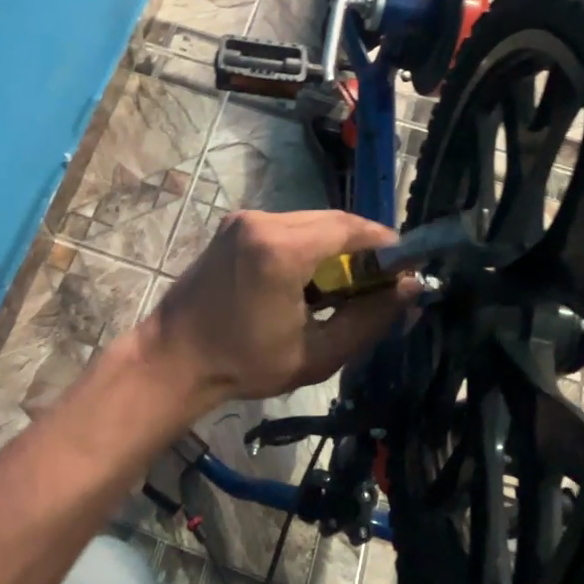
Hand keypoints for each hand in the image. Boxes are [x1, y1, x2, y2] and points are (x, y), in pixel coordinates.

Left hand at [141, 209, 418, 405]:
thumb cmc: (244, 364)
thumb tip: (410, 290)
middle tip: (383, 279)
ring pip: (308, 221)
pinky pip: (285, 226)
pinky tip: (313, 279)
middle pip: (329, 220)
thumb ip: (368, 319)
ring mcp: (244, 220)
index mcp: (281, 249)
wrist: (174, 358)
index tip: (407, 265)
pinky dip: (308, 245)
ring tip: (349, 284)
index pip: (348, 228)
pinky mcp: (234, 226)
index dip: (384, 242)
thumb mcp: (316, 354)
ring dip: (334, 245)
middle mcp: (262, 221)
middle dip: (361, 246)